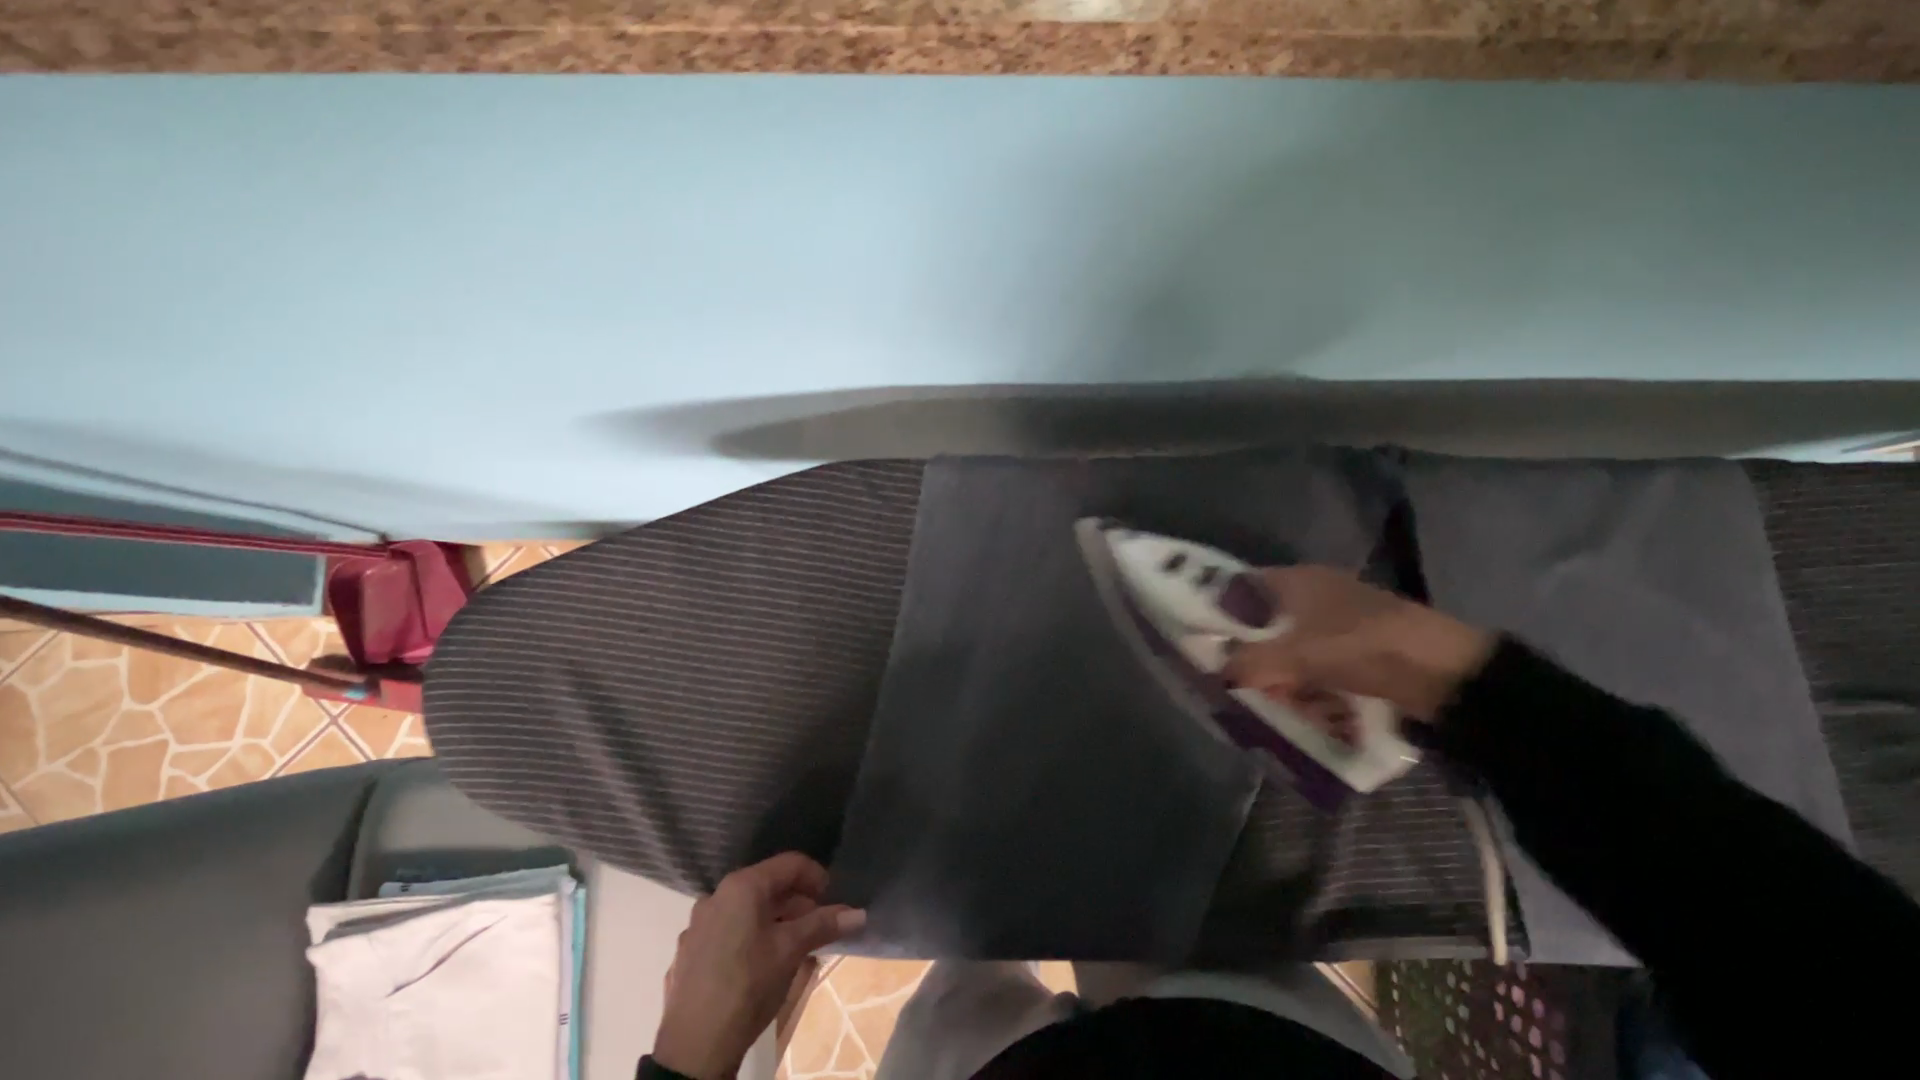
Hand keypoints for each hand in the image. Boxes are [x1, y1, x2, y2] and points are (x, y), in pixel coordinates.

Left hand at [653, 853, 865, 1078]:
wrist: (694, 1046)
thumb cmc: (748, 985)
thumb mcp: (791, 952)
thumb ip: (823, 925)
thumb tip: (858, 914)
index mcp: (741, 887)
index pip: (789, 864)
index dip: (817, 877)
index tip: (833, 902)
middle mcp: (715, 896)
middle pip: (767, 886)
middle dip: (797, 904)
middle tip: (818, 929)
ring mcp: (697, 925)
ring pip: (745, 911)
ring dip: (774, 922)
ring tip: (793, 949)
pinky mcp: (689, 952)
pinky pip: (727, 932)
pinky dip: (749, 938)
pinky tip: (759, 967)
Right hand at [1223, 566, 1495, 721]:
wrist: (1446, 673)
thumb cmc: (1365, 646)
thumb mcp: (1299, 655)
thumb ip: (1250, 662)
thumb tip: (1216, 671)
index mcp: (1298, 581)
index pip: (1242, 588)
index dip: (1219, 612)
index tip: (1202, 643)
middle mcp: (1314, 598)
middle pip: (1264, 630)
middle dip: (1259, 664)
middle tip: (1256, 690)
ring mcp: (1337, 628)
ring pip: (1290, 657)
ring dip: (1287, 685)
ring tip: (1296, 707)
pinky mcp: (1357, 657)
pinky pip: (1317, 674)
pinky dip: (1313, 693)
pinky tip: (1320, 712)